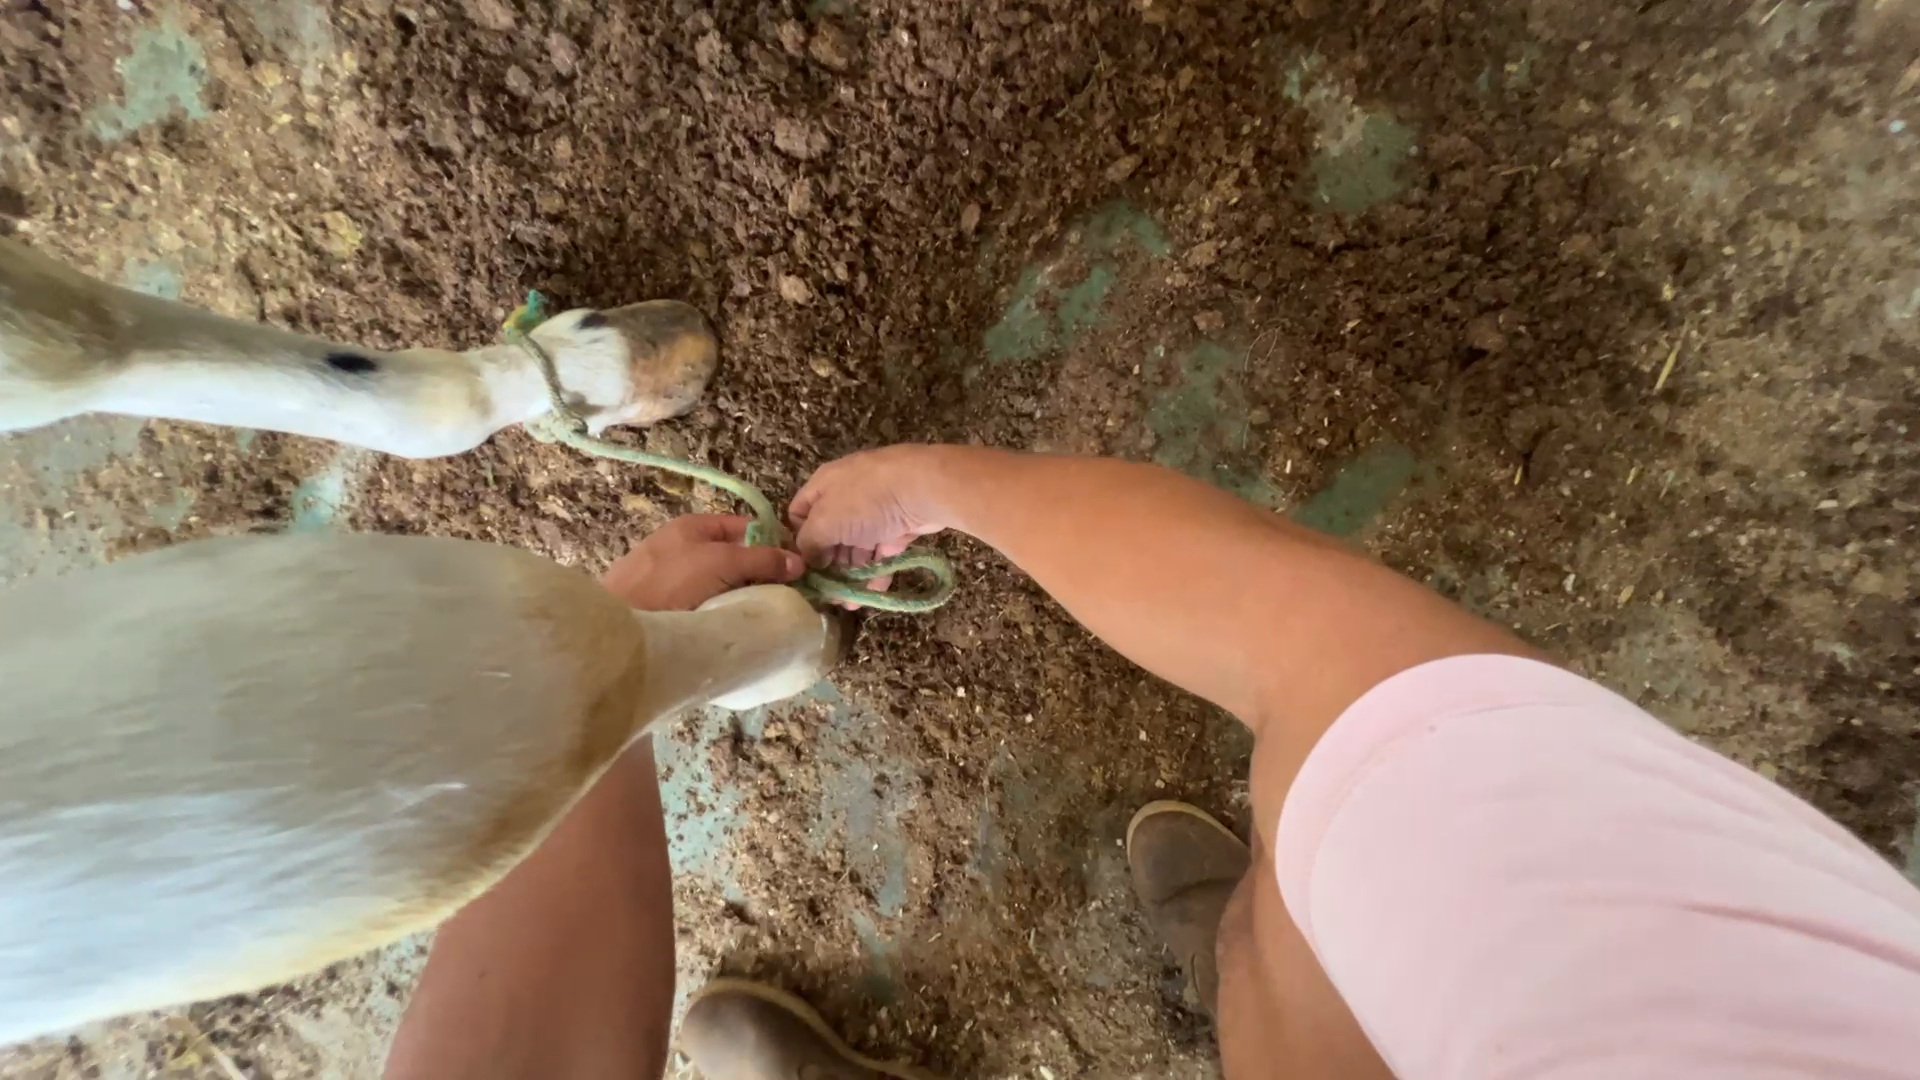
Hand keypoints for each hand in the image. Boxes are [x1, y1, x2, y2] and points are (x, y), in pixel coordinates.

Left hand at [600, 515, 803, 611]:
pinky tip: (726, 623)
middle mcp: (679, 544)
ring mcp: (668, 575)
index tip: (795, 568)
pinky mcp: (660, 603)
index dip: (772, 543)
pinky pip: (701, 601)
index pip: (746, 526)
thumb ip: (762, 560)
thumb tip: (798, 562)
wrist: (620, 625)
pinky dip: (717, 608)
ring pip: (718, 580)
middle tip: (781, 594)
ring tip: (757, 612)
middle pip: (733, 554)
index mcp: (693, 526)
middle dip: (757, 572)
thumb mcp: (724, 563)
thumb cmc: (672, 583)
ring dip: (738, 593)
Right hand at [787, 446, 952, 584]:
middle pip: (830, 534)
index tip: (801, 567)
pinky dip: (876, 573)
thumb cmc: (865, 501)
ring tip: (847, 603)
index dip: (797, 540)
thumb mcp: (825, 522)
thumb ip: (809, 543)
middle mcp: (848, 495)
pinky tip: (870, 596)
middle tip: (826, 593)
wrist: (924, 489)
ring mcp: (876, 511)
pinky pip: (882, 553)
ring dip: (851, 574)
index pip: (799, 513)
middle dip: (827, 564)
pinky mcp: (900, 526)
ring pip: (857, 546)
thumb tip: (811, 560)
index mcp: (824, 485)